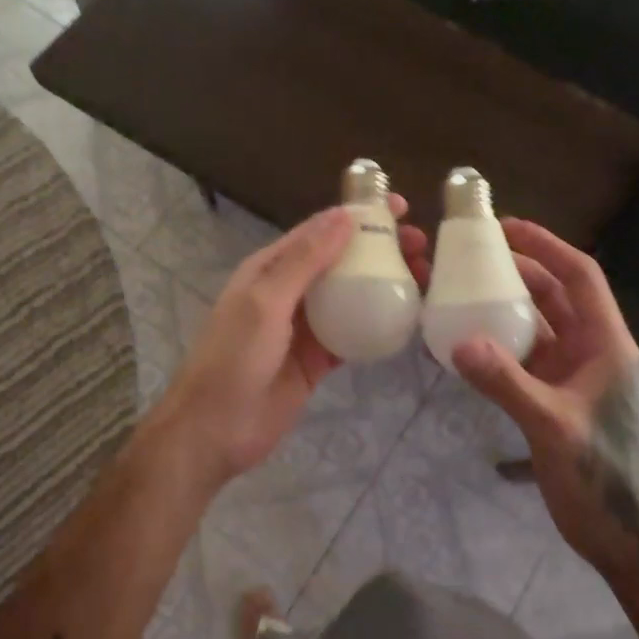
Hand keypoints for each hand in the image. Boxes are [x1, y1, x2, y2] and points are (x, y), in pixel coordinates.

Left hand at [152, 197, 429, 486]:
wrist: (215, 430)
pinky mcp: (317, 360)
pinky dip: (378, 325)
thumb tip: (345, 215)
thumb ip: (305, 259)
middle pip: (341, 261)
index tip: (401, 209)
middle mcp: (289, 291)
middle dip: (380, 248)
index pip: (320, 231)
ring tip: (423, 277)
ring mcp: (304, 327)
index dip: (359, 215)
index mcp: (269, 268)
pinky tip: (407, 319)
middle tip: (422, 246)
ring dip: (384, 283)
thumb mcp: (266, 302)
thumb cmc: (234, 358)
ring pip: (351, 296)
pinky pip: (353, 335)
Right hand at [451, 220, 638, 575]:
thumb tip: (458, 342)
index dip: (546, 246)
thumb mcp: (553, 428)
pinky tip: (469, 344)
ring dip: (508, 308)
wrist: (624, 538)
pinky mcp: (559, 400)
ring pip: (541, 326)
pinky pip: (528, 359)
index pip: (580, 277)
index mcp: (607, 344)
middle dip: (520, 272)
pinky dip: (502, 346)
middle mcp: (593, 351)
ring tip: (465, 290)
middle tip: (473, 257)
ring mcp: (576, 377)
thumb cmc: (602, 479)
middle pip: (556, 296)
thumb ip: (507, 383)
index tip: (506, 227)